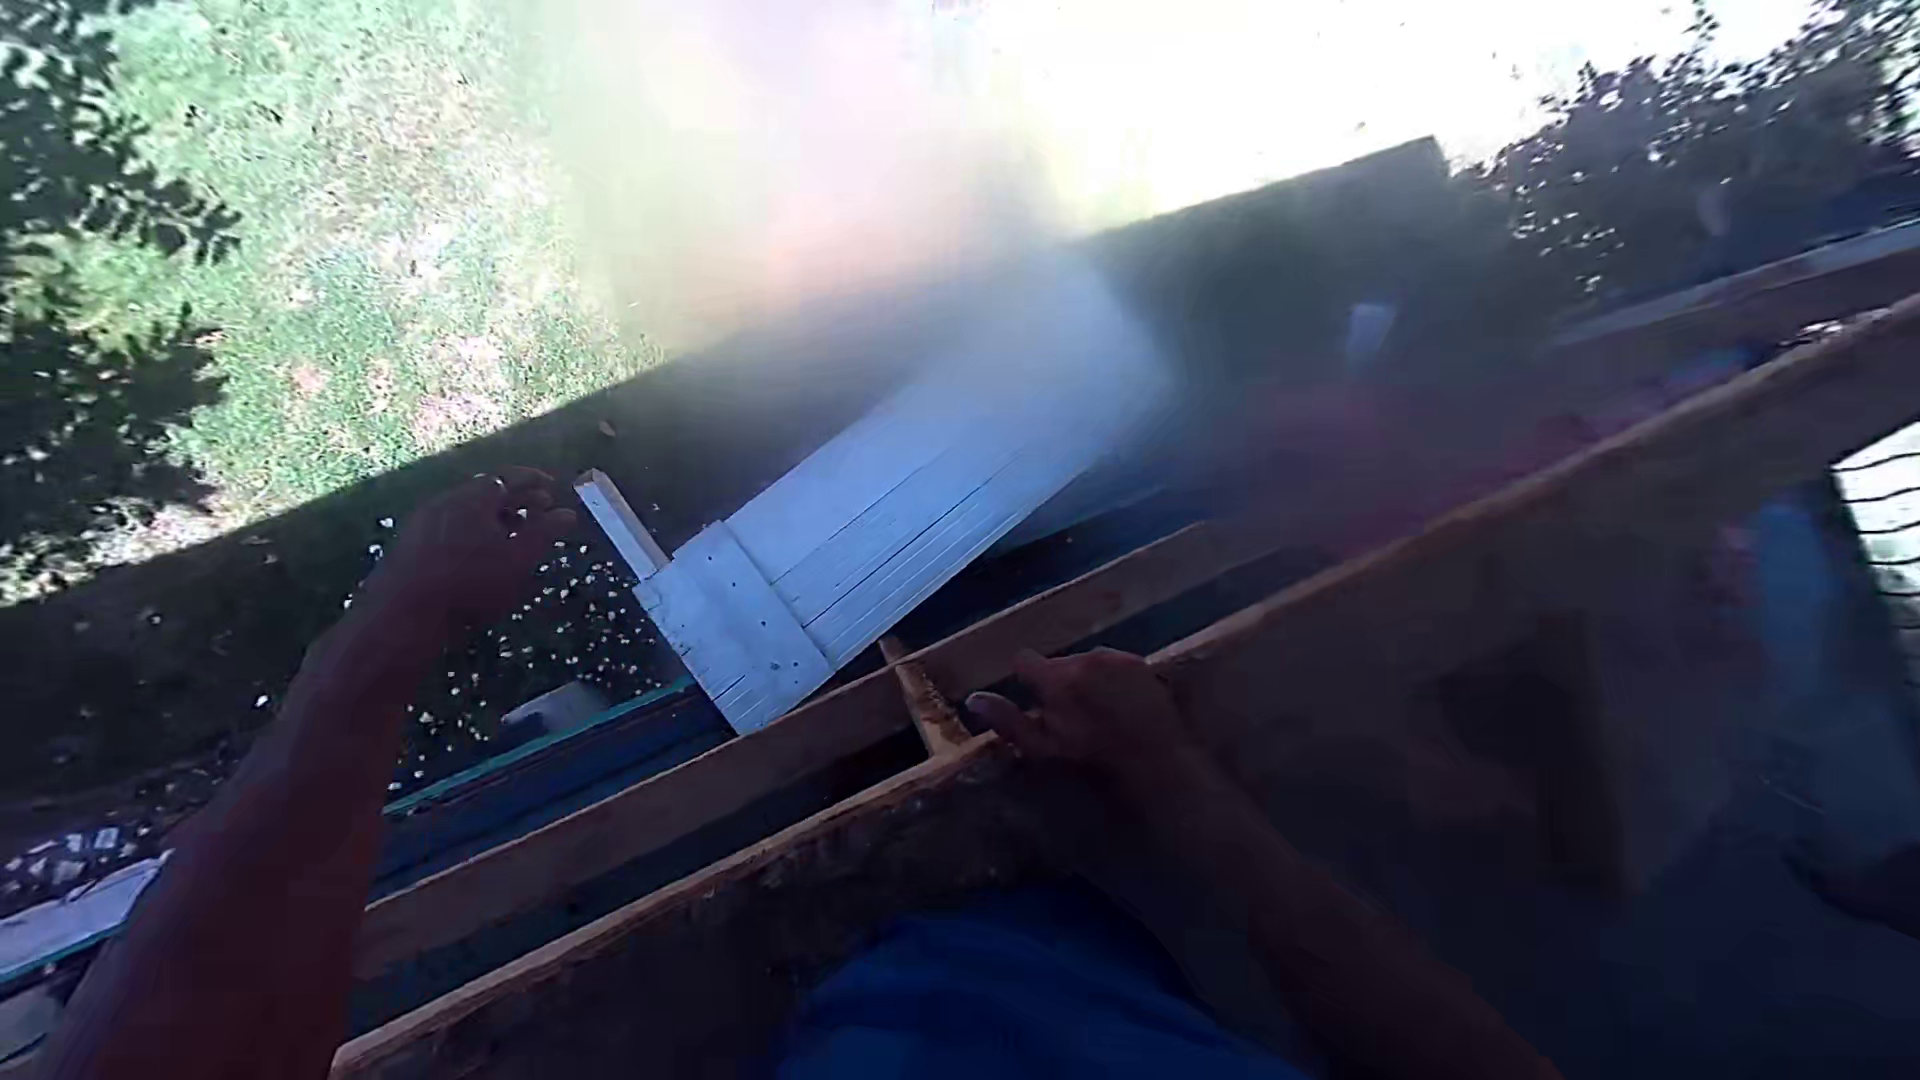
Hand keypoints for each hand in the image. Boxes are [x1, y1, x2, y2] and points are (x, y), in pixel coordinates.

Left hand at [359, 467, 577, 633]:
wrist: (402, 617)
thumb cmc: (471, 583)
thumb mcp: (519, 558)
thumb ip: (546, 531)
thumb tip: (567, 513)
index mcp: (473, 499)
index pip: (509, 477)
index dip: (534, 479)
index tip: (553, 487)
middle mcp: (445, 502)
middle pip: (486, 491)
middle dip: (518, 498)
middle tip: (542, 509)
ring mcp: (423, 522)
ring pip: (468, 508)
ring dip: (497, 514)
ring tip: (518, 531)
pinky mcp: (411, 543)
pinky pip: (452, 523)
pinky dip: (476, 527)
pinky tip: (485, 549)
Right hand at [964, 648, 1207, 792]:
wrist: (1159, 765)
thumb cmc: (1094, 762)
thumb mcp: (1044, 750)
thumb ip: (1007, 720)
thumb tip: (974, 698)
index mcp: (1057, 679)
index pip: (1022, 660)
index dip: (1025, 678)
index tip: (1033, 696)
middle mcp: (1084, 658)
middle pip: (1057, 662)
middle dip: (1057, 681)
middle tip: (1069, 714)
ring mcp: (1114, 657)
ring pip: (1084, 662)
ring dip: (1084, 679)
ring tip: (1098, 710)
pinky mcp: (1138, 662)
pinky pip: (1111, 663)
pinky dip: (1110, 678)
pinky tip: (1119, 704)